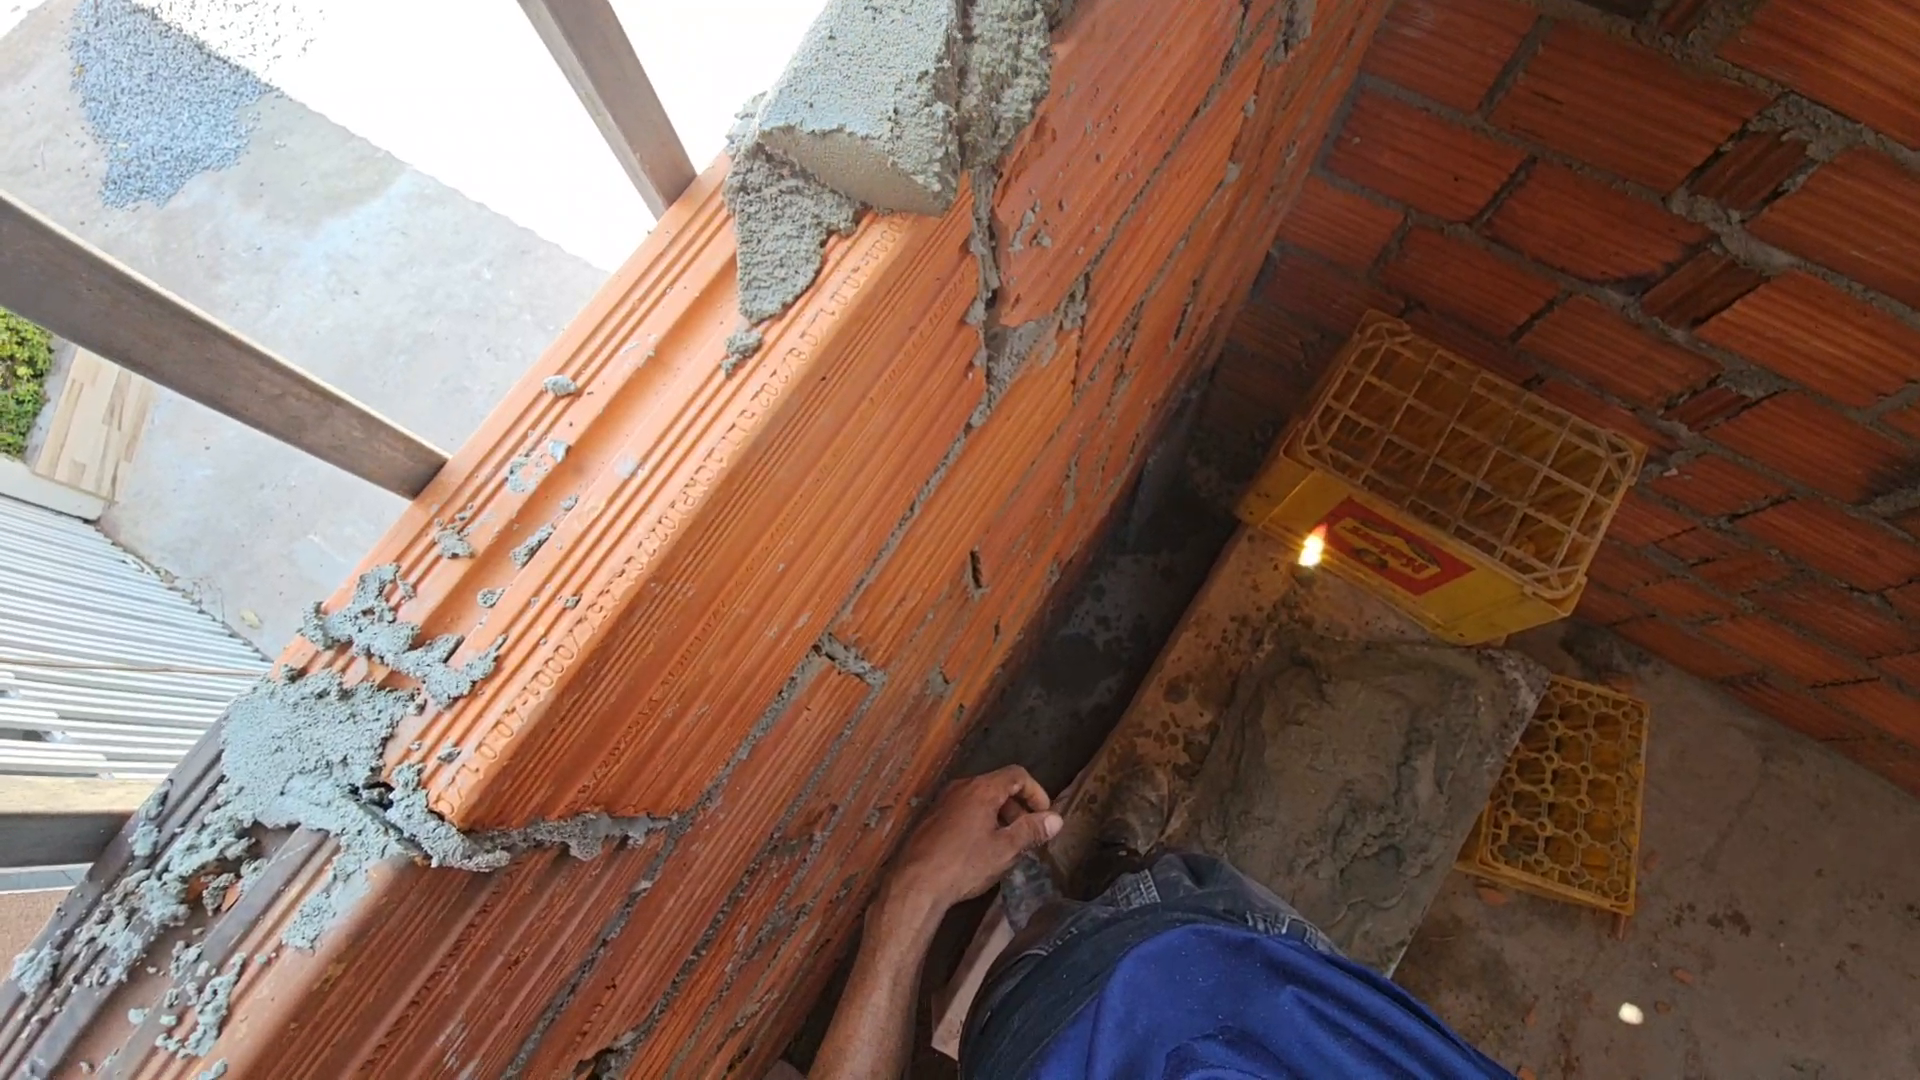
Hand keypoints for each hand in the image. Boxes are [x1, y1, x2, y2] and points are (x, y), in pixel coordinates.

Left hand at [884, 765, 1062, 914]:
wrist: (916, 883)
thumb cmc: (964, 863)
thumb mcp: (1005, 849)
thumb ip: (1032, 831)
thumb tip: (1056, 819)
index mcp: (981, 788)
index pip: (1017, 775)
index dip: (1036, 792)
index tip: (1045, 816)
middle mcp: (962, 787)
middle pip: (999, 785)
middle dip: (1019, 807)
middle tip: (1029, 834)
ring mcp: (944, 801)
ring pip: (981, 799)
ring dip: (1001, 816)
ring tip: (1008, 845)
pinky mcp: (933, 818)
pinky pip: (965, 810)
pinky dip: (981, 821)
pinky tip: (982, 850)